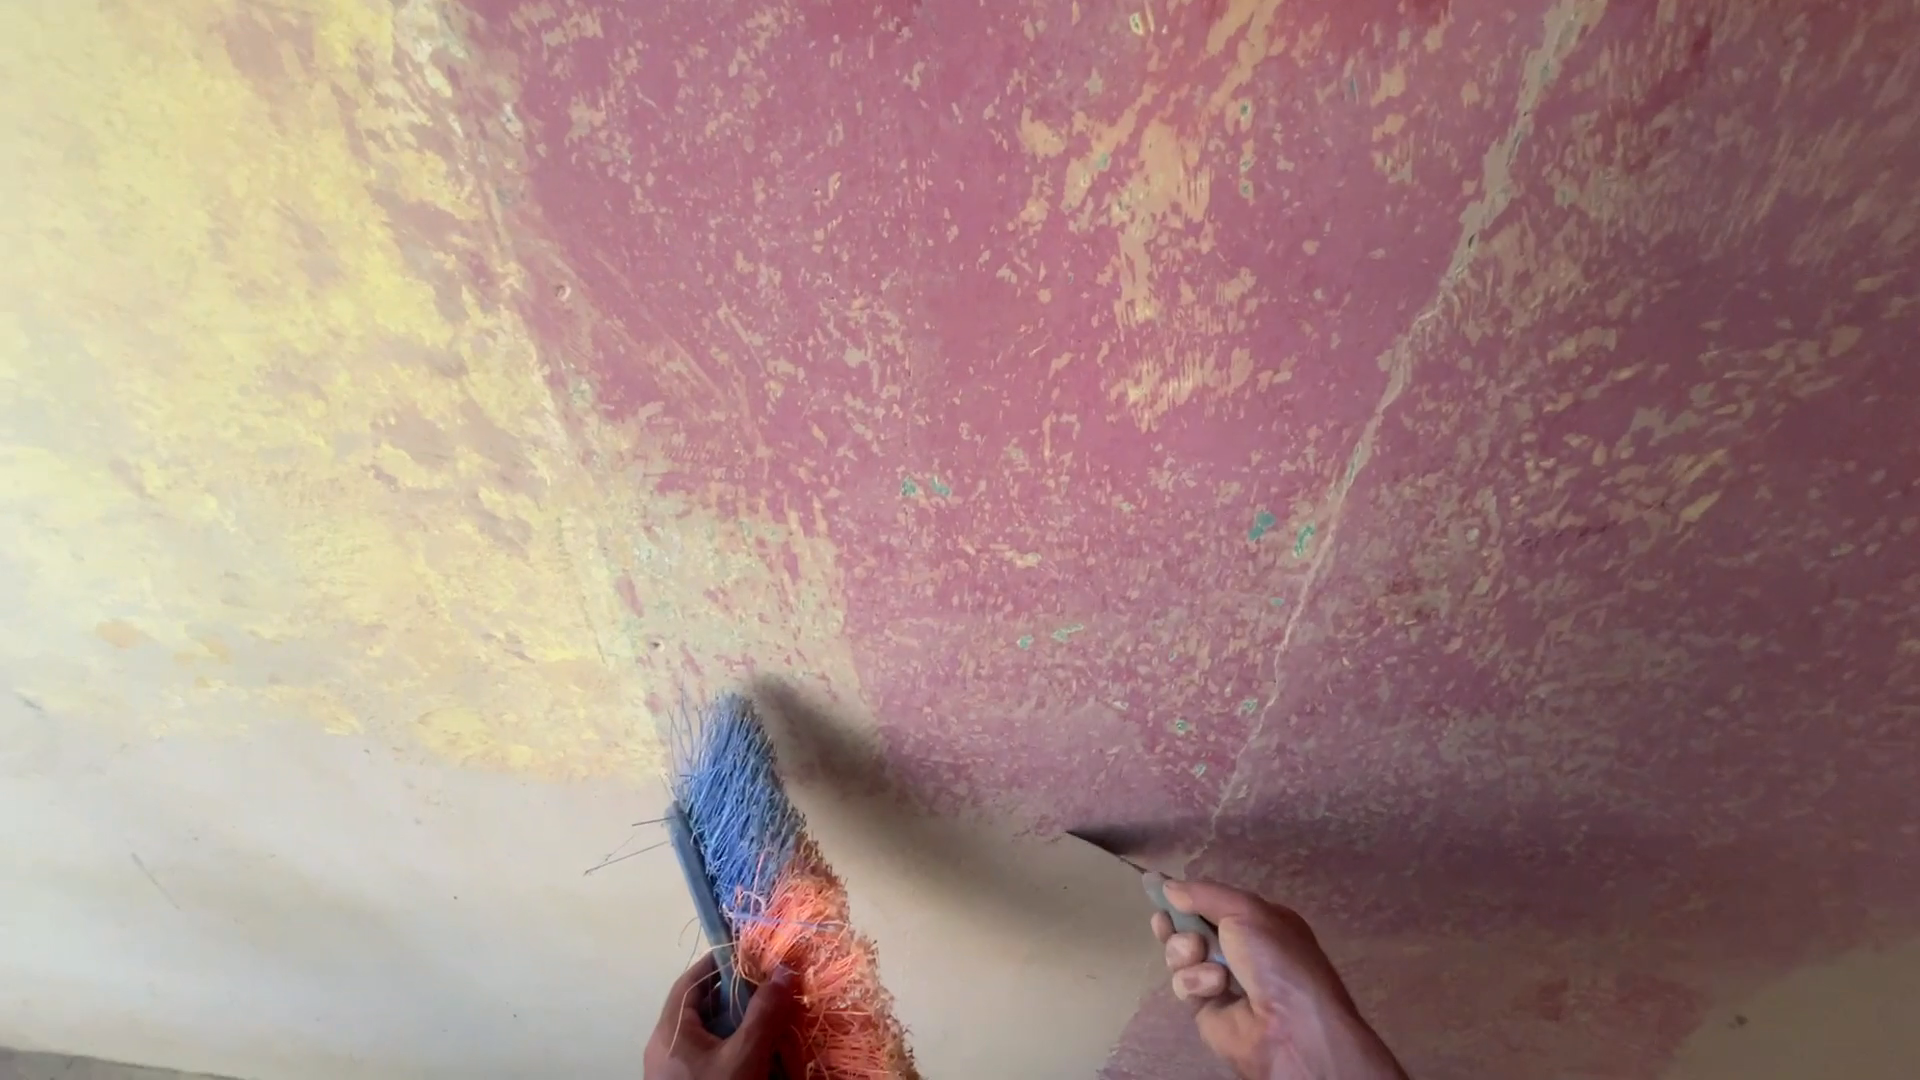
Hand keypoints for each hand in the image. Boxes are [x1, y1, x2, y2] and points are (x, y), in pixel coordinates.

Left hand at [643, 955, 797, 1078]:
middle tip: (769, 985)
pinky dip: (736, 1047)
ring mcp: (675, 1073)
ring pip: (709, 1033)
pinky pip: (711, 1056)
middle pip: (702, 1006)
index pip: (691, 982)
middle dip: (738, 994)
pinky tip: (761, 1052)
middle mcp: (666, 1049)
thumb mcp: (745, 1056)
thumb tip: (786, 969)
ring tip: (771, 1016)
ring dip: (740, 1022)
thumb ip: (765, 1011)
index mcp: (670, 1033)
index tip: (750, 952)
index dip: (719, 962)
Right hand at [1152, 879, 1406, 1079]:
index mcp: (1255, 923)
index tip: (1160, 891)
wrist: (1292, 1028)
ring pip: (1179, 954)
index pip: (1212, 903)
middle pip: (1189, 927)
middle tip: (1165, 921)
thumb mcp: (1245, 909)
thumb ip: (1203, 894)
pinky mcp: (1206, 1009)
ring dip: (1184, 950)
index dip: (1187, 897)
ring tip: (1199, 954)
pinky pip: (1183, 984)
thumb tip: (1167, 886)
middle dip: (1176, 923)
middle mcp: (1237, 950)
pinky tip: (1214, 986)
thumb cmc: (1276, 958)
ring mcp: (1220, 979)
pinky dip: (1194, 981)